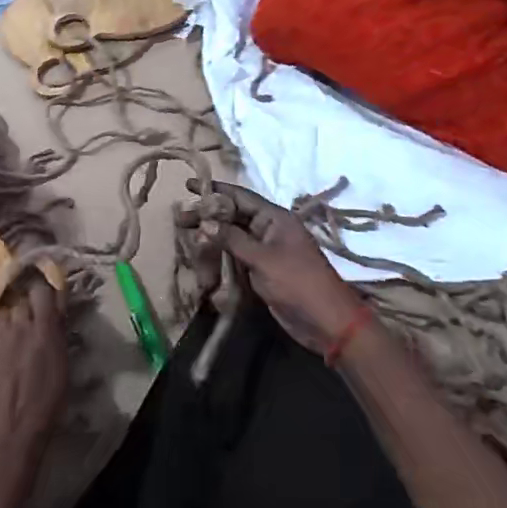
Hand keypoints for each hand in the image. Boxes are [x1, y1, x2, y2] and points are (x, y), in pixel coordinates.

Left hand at [0, 273, 66, 459]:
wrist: (10, 432)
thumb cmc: (45, 406)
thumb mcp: (62, 369)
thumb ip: (58, 336)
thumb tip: (57, 315)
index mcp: (45, 330)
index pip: (43, 291)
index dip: (44, 295)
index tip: (47, 305)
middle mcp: (20, 325)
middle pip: (22, 301)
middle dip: (27, 311)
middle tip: (30, 329)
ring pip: (2, 310)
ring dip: (7, 319)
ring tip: (10, 337)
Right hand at [203, 182, 368, 355]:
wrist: (326, 321)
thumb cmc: (298, 283)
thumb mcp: (263, 259)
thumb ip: (232, 239)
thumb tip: (204, 222)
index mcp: (275, 218)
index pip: (240, 197)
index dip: (215, 190)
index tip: (190, 186)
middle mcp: (269, 230)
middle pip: (233, 216)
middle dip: (208, 216)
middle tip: (180, 218)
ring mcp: (266, 251)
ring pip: (232, 237)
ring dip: (211, 236)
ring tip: (186, 235)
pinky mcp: (262, 270)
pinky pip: (236, 256)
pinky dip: (219, 255)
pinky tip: (201, 256)